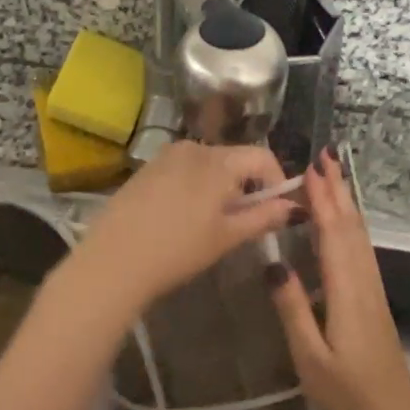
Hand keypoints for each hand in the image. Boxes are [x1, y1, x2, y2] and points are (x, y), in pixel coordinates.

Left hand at [61, 141, 297, 315]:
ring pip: (208, 164)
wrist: (113, 261)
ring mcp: (165, 156)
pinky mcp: (146, 169)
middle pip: (235, 158)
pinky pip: (183, 170)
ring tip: (212, 222)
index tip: (276, 211)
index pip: (263, 157)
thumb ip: (264, 217)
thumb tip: (296, 206)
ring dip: (220, 186)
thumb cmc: (178, 250)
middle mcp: (193, 147)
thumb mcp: (227, 236)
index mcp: (218, 161)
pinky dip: (194, 187)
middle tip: (244, 222)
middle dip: (247, 185)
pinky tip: (182, 218)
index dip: (277, 181)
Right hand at [267, 149, 409, 409]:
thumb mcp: (309, 356)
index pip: (333, 234)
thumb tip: (274, 264)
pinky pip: (361, 249)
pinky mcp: (373, 296)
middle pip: (350, 226)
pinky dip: (350, 225)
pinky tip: (342, 222)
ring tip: (331, 177)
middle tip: (322, 157)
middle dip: (336, 190)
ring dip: (345, 203)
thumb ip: (292, 310)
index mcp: (345, 291)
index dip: (322, 200)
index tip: (311, 169)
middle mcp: (363, 280)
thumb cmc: (346, 390)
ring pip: (359, 235)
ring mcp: (372, 287)